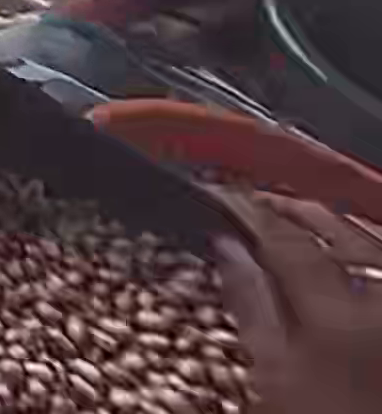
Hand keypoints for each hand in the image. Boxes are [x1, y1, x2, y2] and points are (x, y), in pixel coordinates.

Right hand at [215, 192, 381, 413]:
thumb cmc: (322, 410)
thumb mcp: (271, 364)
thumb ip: (249, 300)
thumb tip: (225, 245)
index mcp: (336, 317)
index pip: (286, 239)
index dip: (250, 210)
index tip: (222, 195)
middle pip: (346, 238)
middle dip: (299, 212)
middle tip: (261, 200)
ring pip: (378, 252)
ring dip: (339, 230)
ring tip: (304, 222)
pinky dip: (364, 257)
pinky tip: (346, 257)